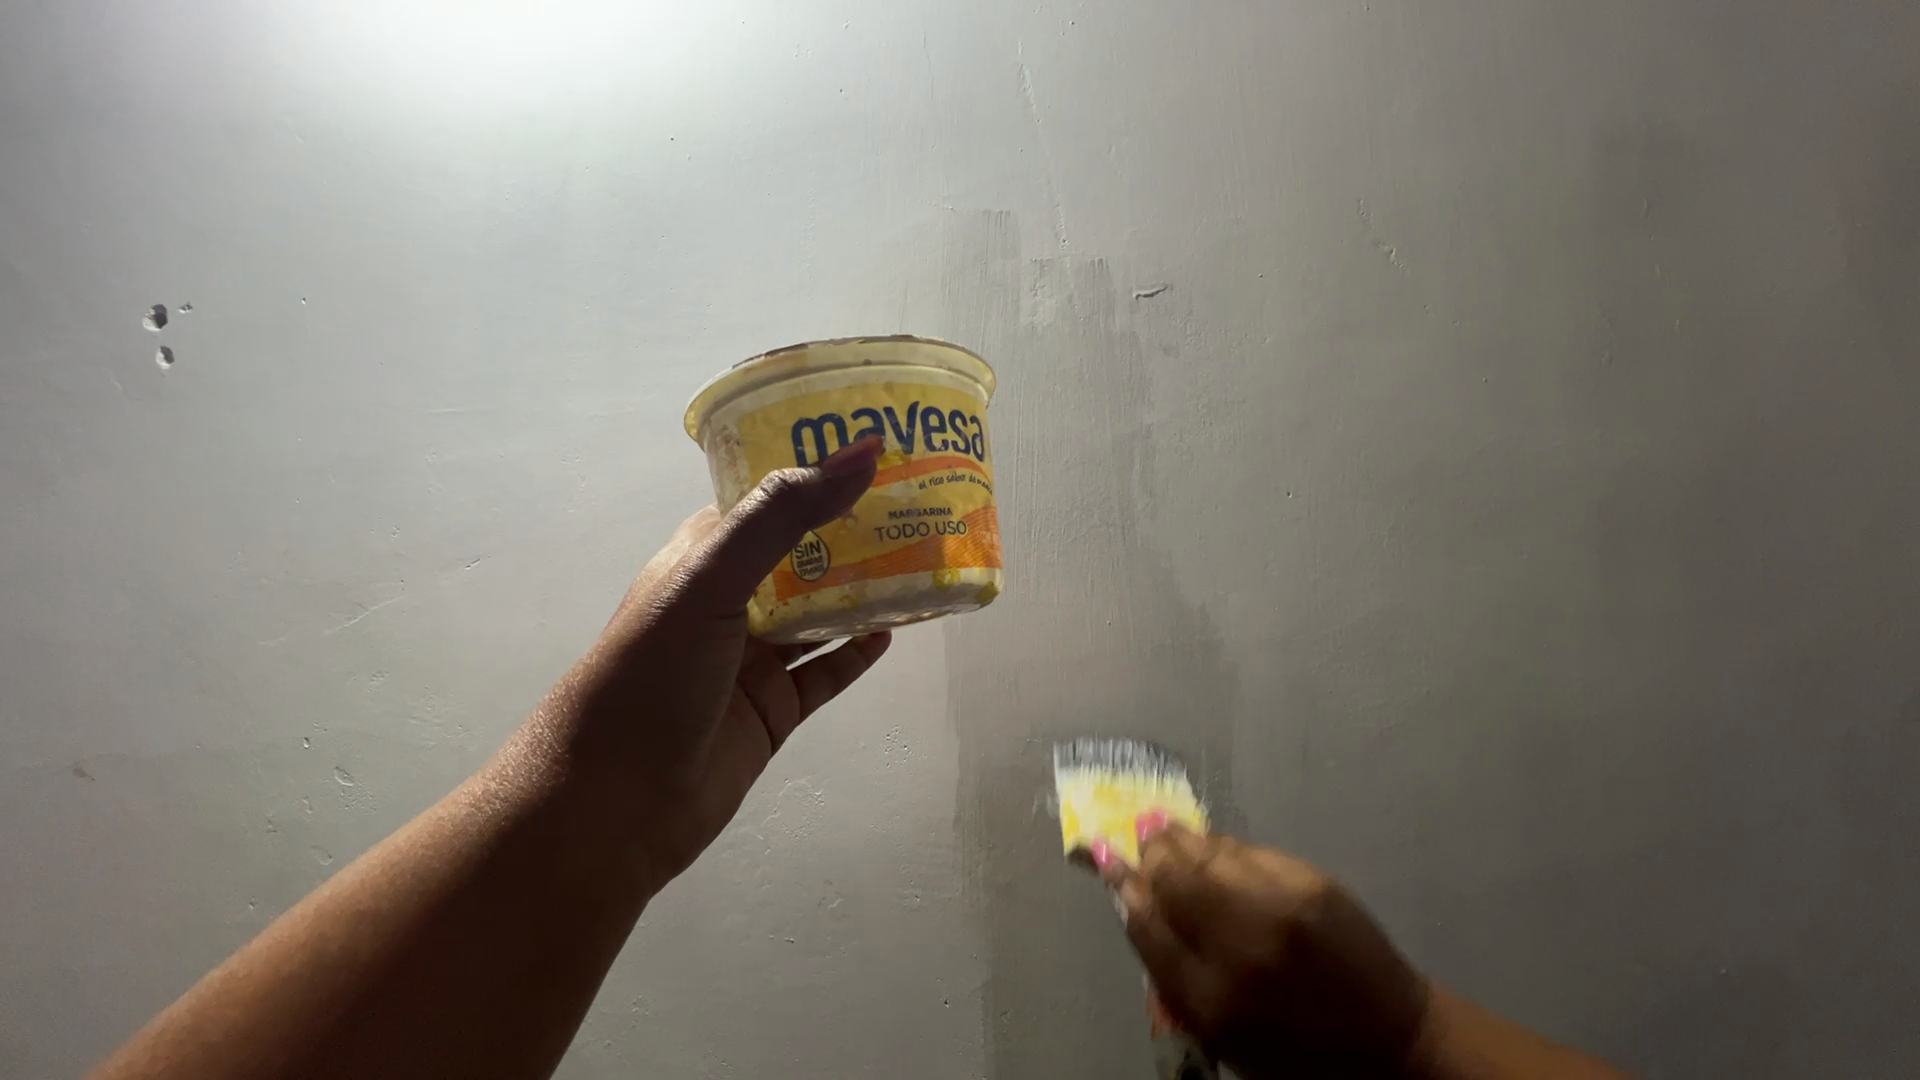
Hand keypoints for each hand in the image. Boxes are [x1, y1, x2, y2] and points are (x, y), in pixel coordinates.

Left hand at [549, 435, 892, 891]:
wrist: (614, 805)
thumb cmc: (654, 672)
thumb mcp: (712, 577)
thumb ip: (783, 515)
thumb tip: (863, 453)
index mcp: (703, 556)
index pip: (767, 499)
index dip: (816, 474)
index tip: (877, 453)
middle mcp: (730, 600)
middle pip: (803, 555)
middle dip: (853, 532)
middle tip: (917, 503)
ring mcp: (752, 657)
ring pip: (820, 614)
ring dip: (864, 591)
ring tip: (922, 561)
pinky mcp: (773, 708)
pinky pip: (825, 671)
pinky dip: (857, 652)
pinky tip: (894, 632)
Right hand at [1102, 822, 1430, 1078]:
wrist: (1390, 1042)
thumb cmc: (1290, 1045)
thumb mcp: (1217, 1028)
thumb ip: (1168, 963)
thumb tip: (1131, 893)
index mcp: (1210, 997)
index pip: (1144, 918)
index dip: (1123, 884)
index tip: (1109, 862)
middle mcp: (1240, 945)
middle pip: (1169, 870)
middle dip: (1150, 852)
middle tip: (1148, 849)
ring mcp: (1279, 904)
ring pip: (1203, 847)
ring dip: (1183, 842)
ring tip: (1178, 844)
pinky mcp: (1310, 880)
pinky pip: (1243, 847)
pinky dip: (1222, 849)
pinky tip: (1222, 859)